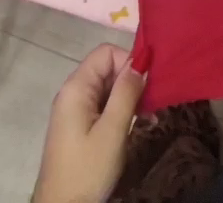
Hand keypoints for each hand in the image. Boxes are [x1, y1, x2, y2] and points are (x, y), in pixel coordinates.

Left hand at [32, 44, 146, 202]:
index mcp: (76, 87)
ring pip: (106, 88)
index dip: (128, 62)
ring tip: (147, 117)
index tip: (147, 85)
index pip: (105, 53)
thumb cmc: (87, 169)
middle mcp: (72, 92)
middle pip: (106, 68)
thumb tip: (141, 61)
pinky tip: (133, 127)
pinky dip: (118, 111)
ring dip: (127, 98)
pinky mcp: (78, 126)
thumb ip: (126, 93)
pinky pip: (101, 106)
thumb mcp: (112, 131)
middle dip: (130, 81)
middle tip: (151, 104)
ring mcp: (74, 109)